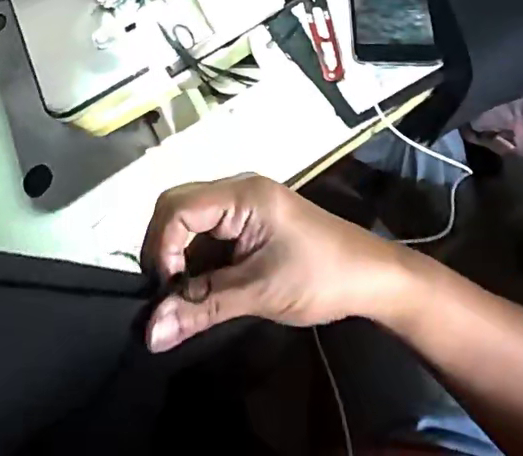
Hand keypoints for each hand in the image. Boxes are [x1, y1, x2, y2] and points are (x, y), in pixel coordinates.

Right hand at [140, 174, 409, 352]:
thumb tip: (151, 332)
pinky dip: (198, 263)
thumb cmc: (320, 276)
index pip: (178, 205)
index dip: (163, 246)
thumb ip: (204, 307)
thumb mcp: (259, 293)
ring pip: (190, 224)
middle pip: (178, 207)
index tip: (168, 290)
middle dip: (165, 250)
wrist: (371, 276)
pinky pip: (208, 236)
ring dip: (181, 259)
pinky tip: (203, 290)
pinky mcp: (247, 224)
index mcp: (241, 194)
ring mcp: (242, 206)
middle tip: (168, 294)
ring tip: (184, 298)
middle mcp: (236, 191)